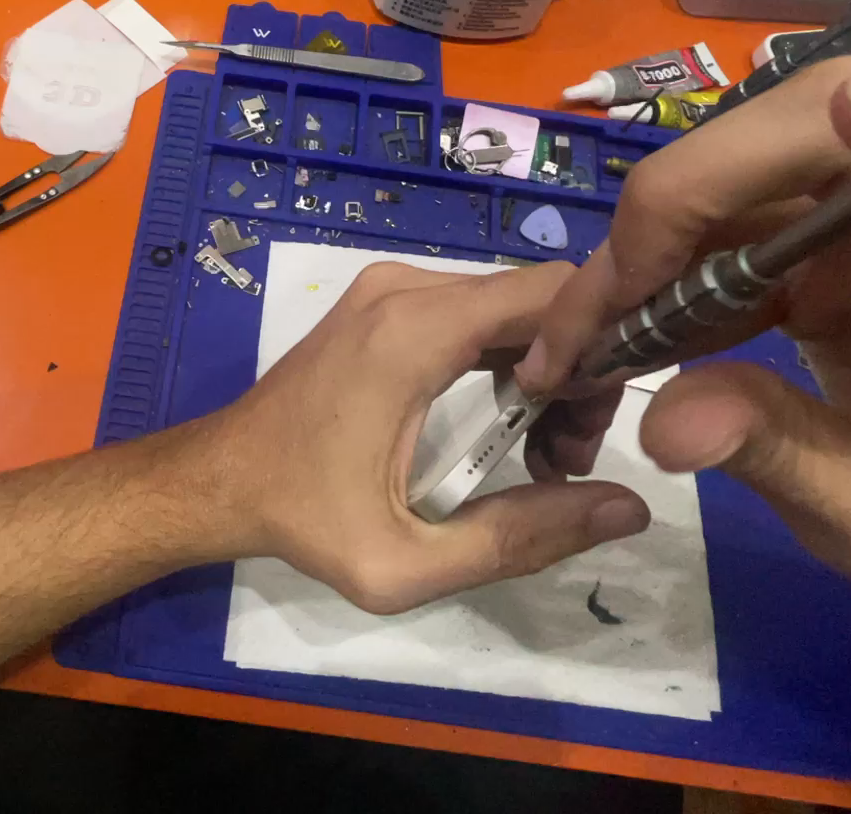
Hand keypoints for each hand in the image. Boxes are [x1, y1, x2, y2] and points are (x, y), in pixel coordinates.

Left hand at [203, 261, 650, 614]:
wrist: (222, 476)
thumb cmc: (304, 518)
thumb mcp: (407, 560)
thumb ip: (520, 538)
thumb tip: (627, 508)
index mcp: (412, 331)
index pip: (552, 293)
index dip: (597, 348)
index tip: (584, 430)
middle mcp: (403, 289)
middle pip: (534, 301)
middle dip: (574, 373)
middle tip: (564, 460)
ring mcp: (387, 290)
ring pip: (506, 307)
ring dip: (542, 371)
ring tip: (538, 456)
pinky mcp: (379, 305)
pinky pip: (469, 314)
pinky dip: (503, 359)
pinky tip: (501, 423)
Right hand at [515, 38, 850, 651]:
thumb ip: (797, 469)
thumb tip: (666, 421)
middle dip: (707, 186)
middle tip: (621, 292)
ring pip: (772, 133)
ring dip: (658, 220)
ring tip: (590, 323)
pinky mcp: (841, 203)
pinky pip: (732, 185)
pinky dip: (658, 244)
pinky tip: (627, 310)